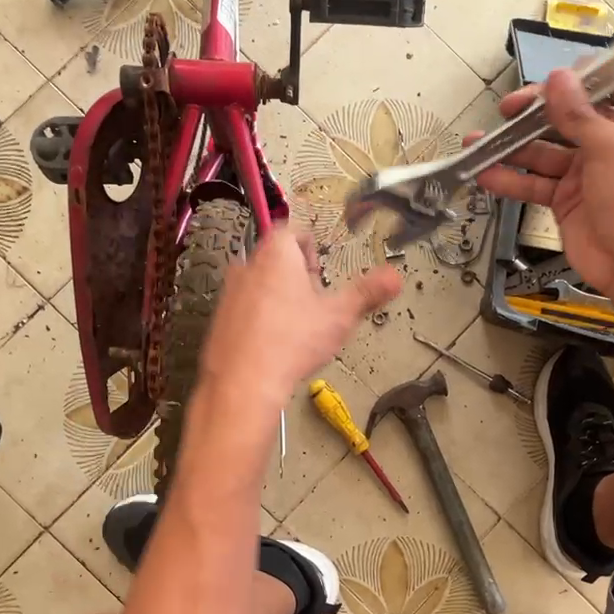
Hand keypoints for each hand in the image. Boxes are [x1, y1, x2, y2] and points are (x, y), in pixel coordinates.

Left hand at [197, 226, 401, 410]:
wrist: (243, 382)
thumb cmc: (291, 342)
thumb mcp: (340, 316)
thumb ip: (368, 292)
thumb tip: (394, 277)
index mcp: (277, 253)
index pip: (294, 232)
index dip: (312, 251)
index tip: (321, 275)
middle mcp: (248, 265)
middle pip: (276, 258)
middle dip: (297, 276)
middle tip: (314, 304)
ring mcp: (230, 292)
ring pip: (260, 284)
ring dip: (279, 299)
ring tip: (296, 328)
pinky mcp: (219, 319)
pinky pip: (244, 310)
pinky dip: (260, 320)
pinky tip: (275, 345)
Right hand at [470, 68, 613, 306]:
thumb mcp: (613, 148)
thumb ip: (580, 114)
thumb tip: (556, 80)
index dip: (585, 75)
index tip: (554, 78)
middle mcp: (611, 140)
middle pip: (568, 113)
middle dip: (535, 111)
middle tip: (507, 109)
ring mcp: (585, 170)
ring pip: (543, 149)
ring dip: (512, 146)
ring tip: (479, 143)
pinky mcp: (565, 198)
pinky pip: (533, 182)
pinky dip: (510, 179)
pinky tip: (485, 174)